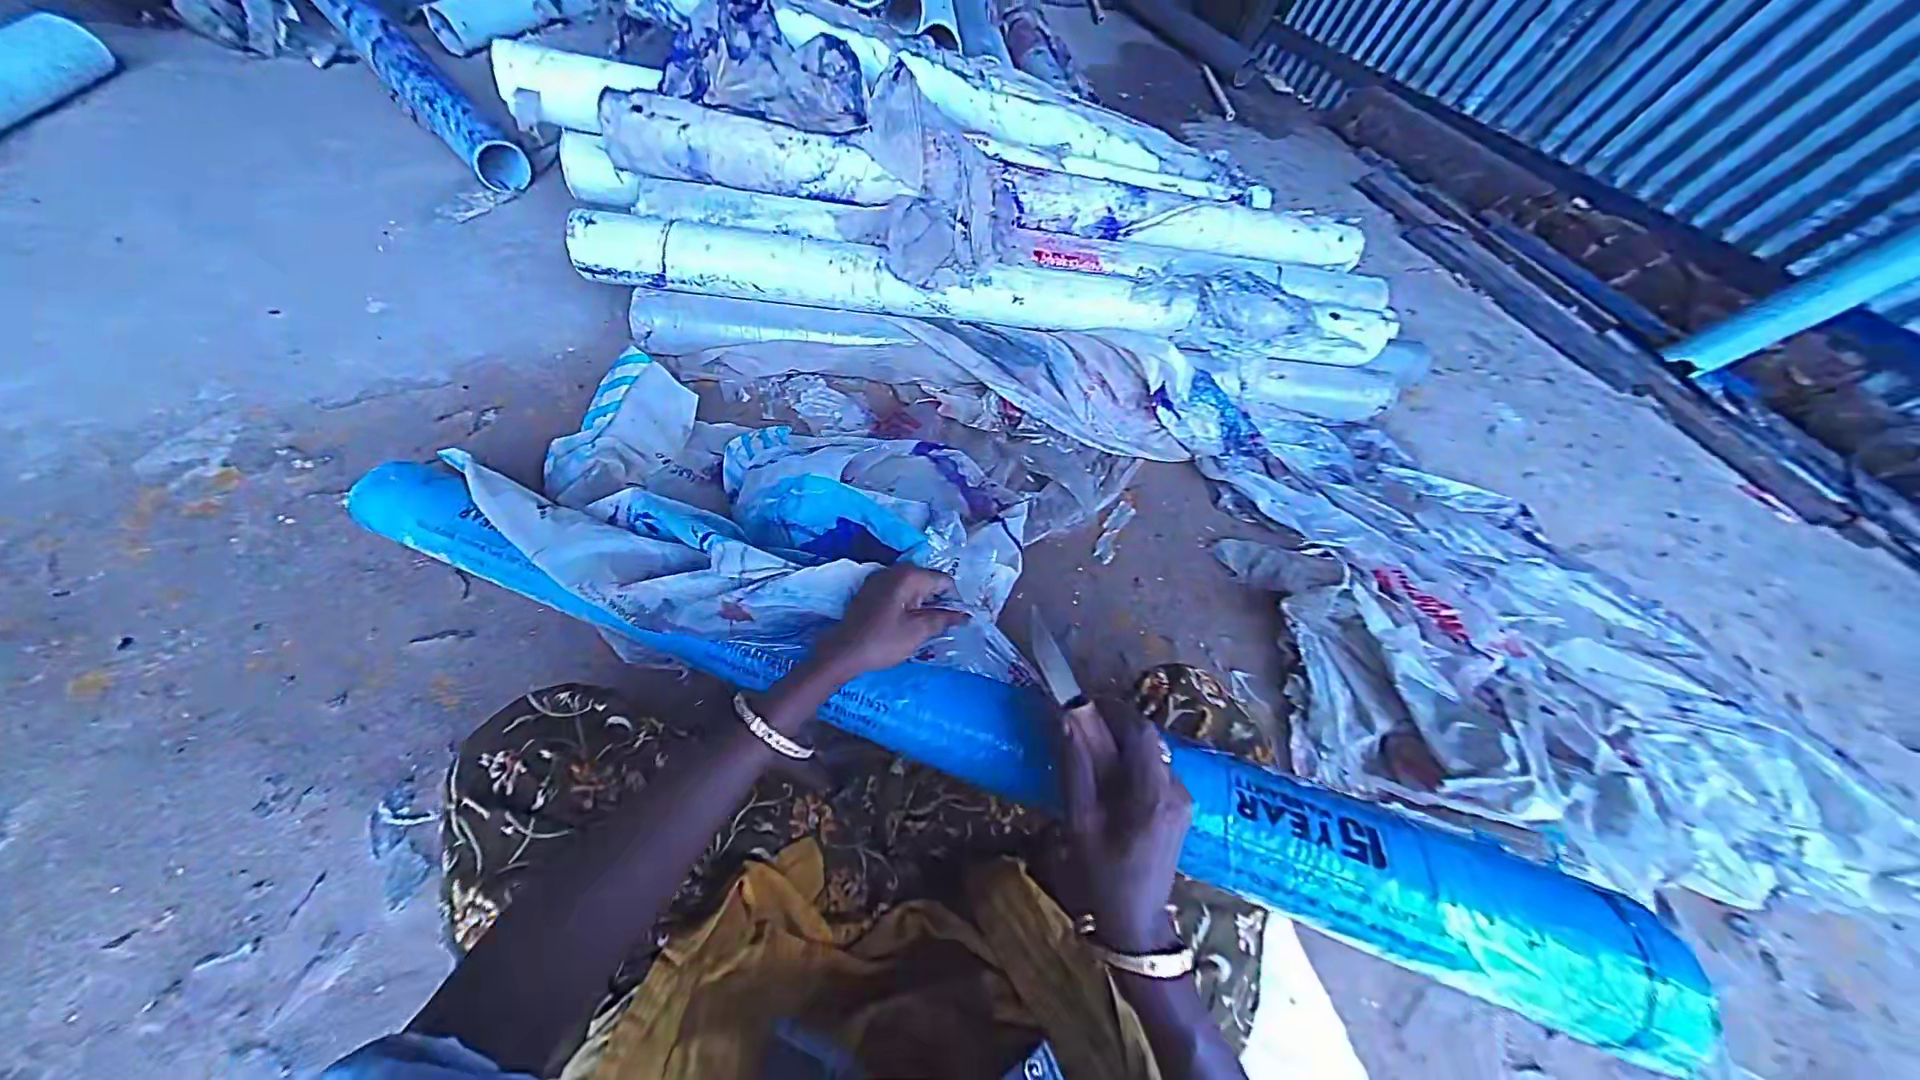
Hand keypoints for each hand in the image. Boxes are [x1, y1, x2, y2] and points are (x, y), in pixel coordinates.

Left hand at [808, 564, 968, 681]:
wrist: (843, 652)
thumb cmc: (883, 641)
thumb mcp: (918, 632)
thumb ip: (944, 619)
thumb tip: (965, 616)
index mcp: (909, 575)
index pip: (944, 580)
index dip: (954, 599)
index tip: (956, 619)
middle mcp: (894, 570)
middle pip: (928, 580)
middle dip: (938, 600)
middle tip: (943, 624)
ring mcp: (879, 578)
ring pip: (912, 586)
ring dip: (922, 602)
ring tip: (925, 625)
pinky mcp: (870, 590)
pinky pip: (897, 591)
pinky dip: (907, 602)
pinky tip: (906, 621)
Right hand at [1055, 698, 1192, 953]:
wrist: (1135, 921)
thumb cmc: (1101, 874)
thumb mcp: (1079, 820)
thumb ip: (1075, 767)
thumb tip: (1067, 719)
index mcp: (1152, 794)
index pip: (1140, 731)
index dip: (1112, 709)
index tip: (1083, 701)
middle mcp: (1176, 790)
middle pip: (1148, 738)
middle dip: (1115, 722)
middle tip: (1081, 721)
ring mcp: (1183, 799)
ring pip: (1152, 751)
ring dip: (1122, 740)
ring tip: (1090, 745)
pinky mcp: (1181, 807)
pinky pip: (1156, 768)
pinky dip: (1131, 759)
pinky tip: (1109, 772)